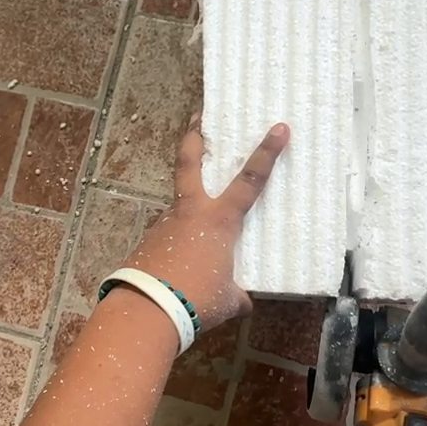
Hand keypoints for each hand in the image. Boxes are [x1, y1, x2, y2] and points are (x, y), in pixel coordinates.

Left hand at [123, 120, 288, 329]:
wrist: (147, 310)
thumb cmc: (196, 300)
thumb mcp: (228, 300)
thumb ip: (238, 293)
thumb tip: (241, 298)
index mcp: (219, 221)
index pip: (250, 180)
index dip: (266, 153)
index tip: (279, 128)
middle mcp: (190, 214)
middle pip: (189, 163)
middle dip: (194, 136)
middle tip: (197, 116)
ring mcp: (164, 225)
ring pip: (179, 207)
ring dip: (188, 213)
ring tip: (195, 239)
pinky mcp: (147, 243)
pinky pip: (168, 238)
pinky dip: (175, 246)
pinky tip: (177, 265)